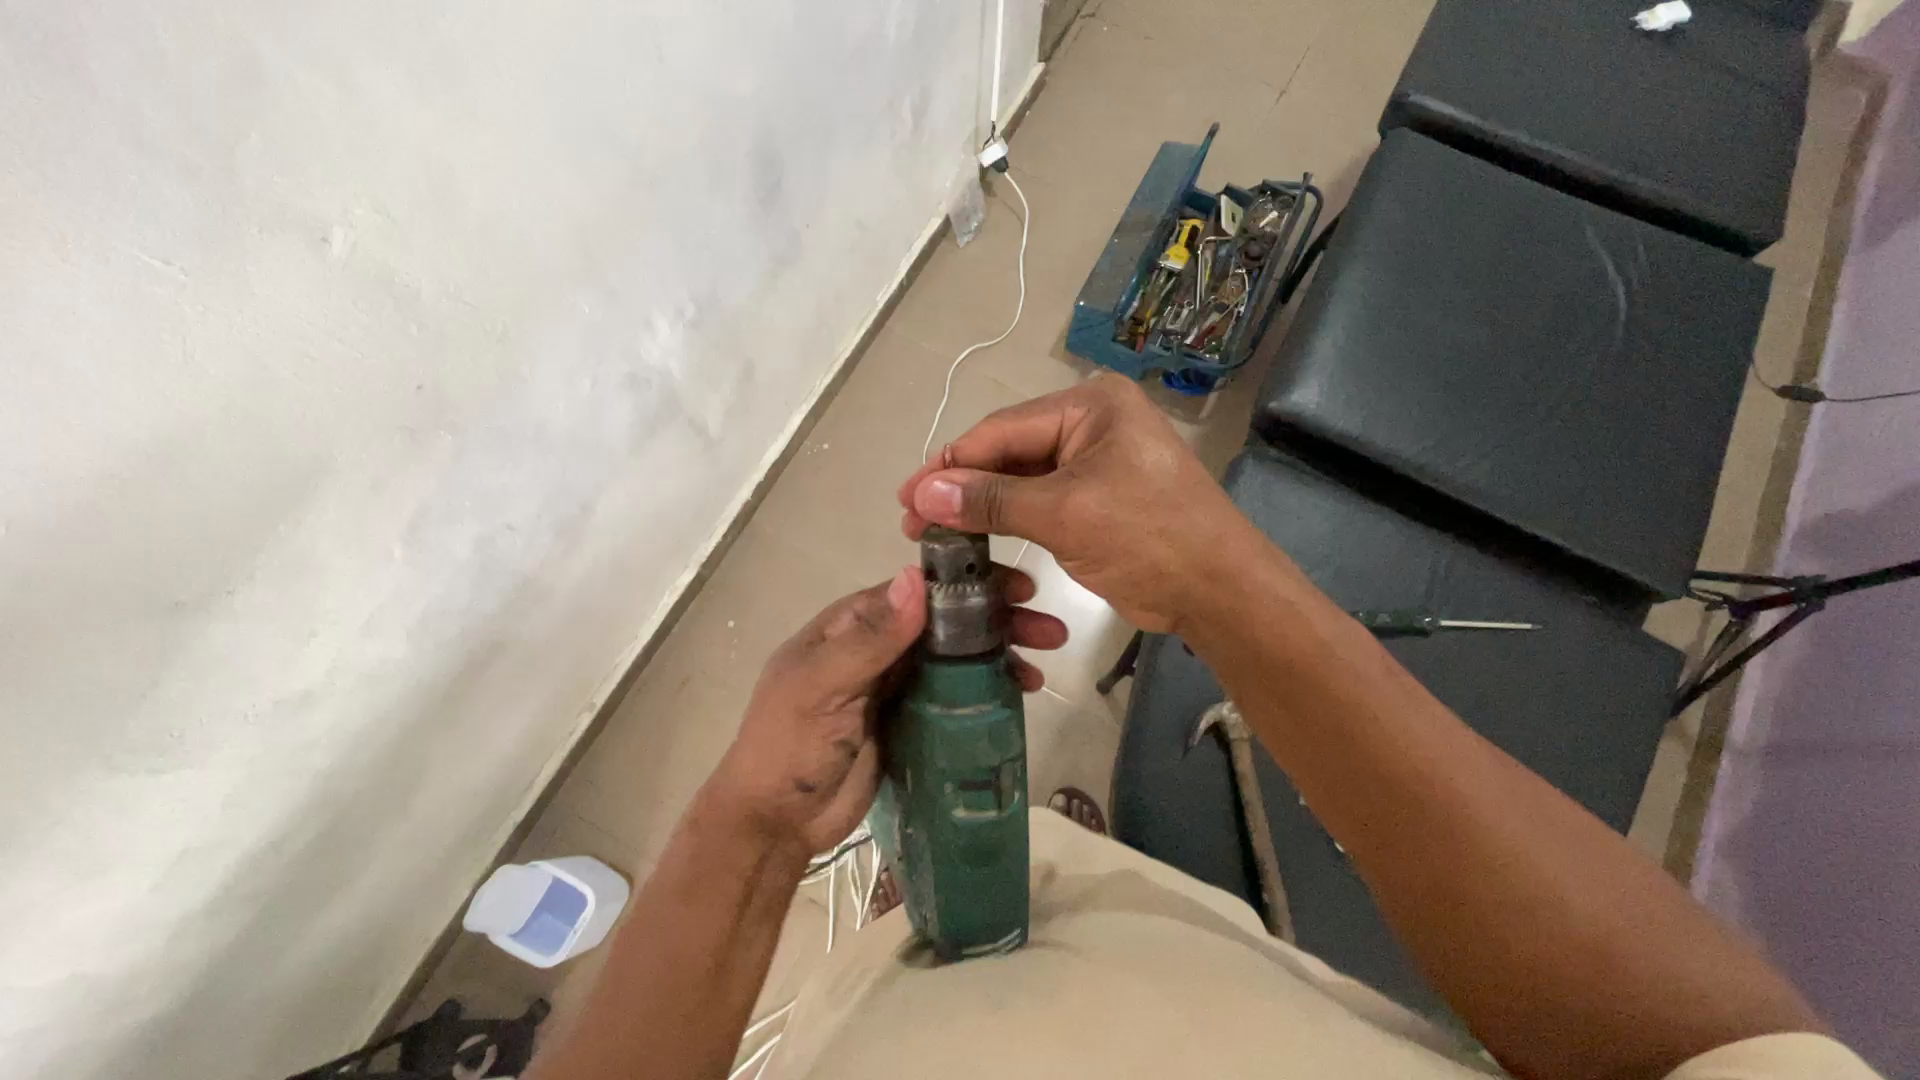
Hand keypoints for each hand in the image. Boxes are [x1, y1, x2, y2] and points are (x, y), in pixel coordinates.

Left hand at [704, 565, 1067, 858]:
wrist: (776, 823)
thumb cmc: (788, 745)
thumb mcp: (821, 687)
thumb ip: (868, 638)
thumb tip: (916, 578)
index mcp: (849, 626)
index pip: (916, 591)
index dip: (967, 585)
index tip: (1018, 586)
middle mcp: (876, 648)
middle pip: (945, 623)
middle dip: (996, 620)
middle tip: (1049, 630)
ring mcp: (895, 686)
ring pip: (955, 658)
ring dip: (998, 654)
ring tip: (1042, 667)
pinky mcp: (910, 721)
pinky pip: (954, 695)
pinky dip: (986, 690)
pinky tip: (1018, 693)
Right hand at [897, 375, 1259, 633]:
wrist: (1219, 590)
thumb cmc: (1148, 538)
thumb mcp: (1065, 514)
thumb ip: (992, 501)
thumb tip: (924, 494)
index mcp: (1090, 406)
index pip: (1002, 430)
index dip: (950, 465)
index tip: (906, 498)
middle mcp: (1091, 423)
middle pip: (1009, 451)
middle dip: (962, 487)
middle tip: (913, 521)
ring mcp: (1096, 461)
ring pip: (1022, 479)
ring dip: (982, 506)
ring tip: (934, 533)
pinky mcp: (1098, 497)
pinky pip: (1042, 501)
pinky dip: (1010, 520)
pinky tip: (976, 537)